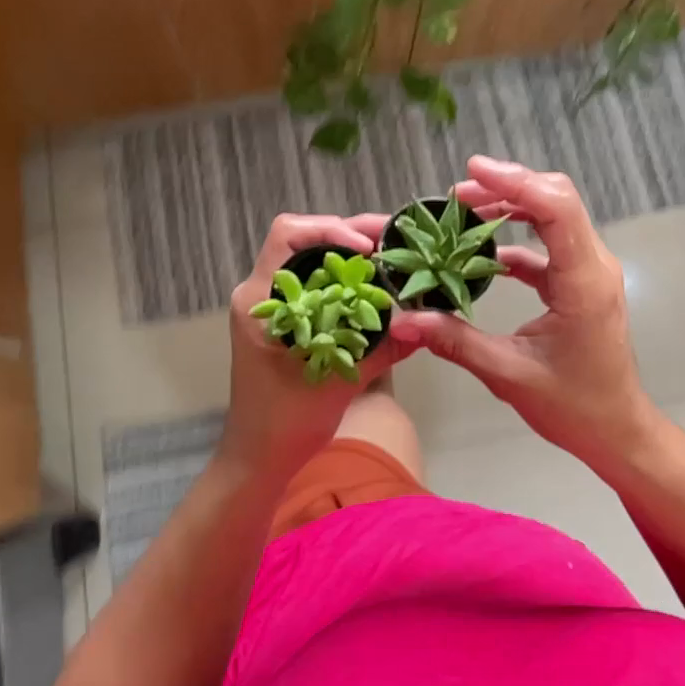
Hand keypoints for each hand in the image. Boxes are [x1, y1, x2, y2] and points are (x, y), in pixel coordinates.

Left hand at [219, 213, 415, 483]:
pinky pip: (316, 282)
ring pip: (313, 258)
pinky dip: (346, 279)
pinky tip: (377, 287)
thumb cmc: (284, 423)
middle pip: (306, 238)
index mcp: (260, 300)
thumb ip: (381, 350)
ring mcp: (272, 304)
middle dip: (352, 235)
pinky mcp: (285, 318)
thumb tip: (426, 325)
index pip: (288, 234)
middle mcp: (261, 292)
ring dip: (352, 256)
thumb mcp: (337, 383)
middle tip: (397, 243)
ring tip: (394, 259)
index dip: (330, 228)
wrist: (258, 457)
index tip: (369, 249)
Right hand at [390, 157, 657, 467]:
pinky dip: (515, 236)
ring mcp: (589, 271)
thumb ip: (456, 341)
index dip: (516, 182)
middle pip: (556, 199)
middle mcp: (593, 265)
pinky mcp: (579, 281)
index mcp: (584, 282)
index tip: (472, 171)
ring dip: (510, 205)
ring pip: (553, 215)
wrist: (616, 430)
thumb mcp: (508, 374)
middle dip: (506, 186)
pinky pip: (547, 243)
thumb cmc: (572, 406)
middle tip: (456, 193)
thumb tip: (403, 318)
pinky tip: (480, 251)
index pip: (557, 209)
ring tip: (463, 210)